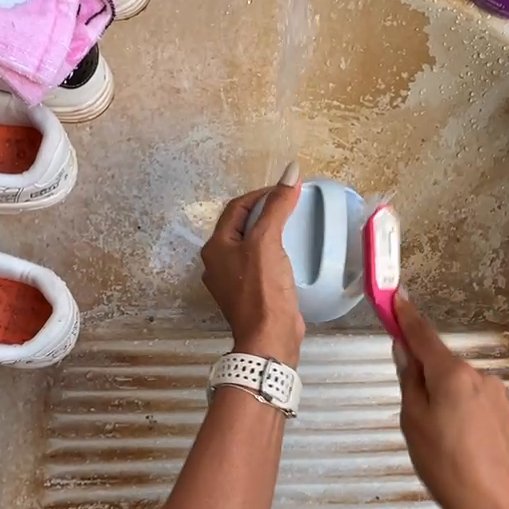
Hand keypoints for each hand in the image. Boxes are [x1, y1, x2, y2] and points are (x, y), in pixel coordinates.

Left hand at [202, 161, 304, 364]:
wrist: (270, 337)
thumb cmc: (263, 290)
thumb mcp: (268, 242)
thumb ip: (277, 206)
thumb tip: (291, 171)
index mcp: (215, 248)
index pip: (237, 208)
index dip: (261, 194)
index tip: (286, 190)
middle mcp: (219, 263)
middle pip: (242, 226)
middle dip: (265, 212)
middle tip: (290, 205)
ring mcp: (233, 281)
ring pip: (251, 245)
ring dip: (270, 232)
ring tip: (293, 225)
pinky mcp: (250, 294)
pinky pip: (260, 264)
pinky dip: (274, 252)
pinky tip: (291, 253)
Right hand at [392, 293, 508, 508]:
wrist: (494, 508)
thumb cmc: (444, 465)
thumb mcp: (412, 420)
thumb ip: (409, 380)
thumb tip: (405, 350)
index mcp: (452, 372)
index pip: (423, 334)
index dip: (405, 315)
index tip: (394, 295)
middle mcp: (478, 375)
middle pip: (439, 362)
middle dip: (421, 376)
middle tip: (409, 414)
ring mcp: (495, 394)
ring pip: (455, 385)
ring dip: (440, 399)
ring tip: (434, 442)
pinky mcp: (504, 414)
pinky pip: (470, 402)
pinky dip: (456, 413)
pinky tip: (454, 446)